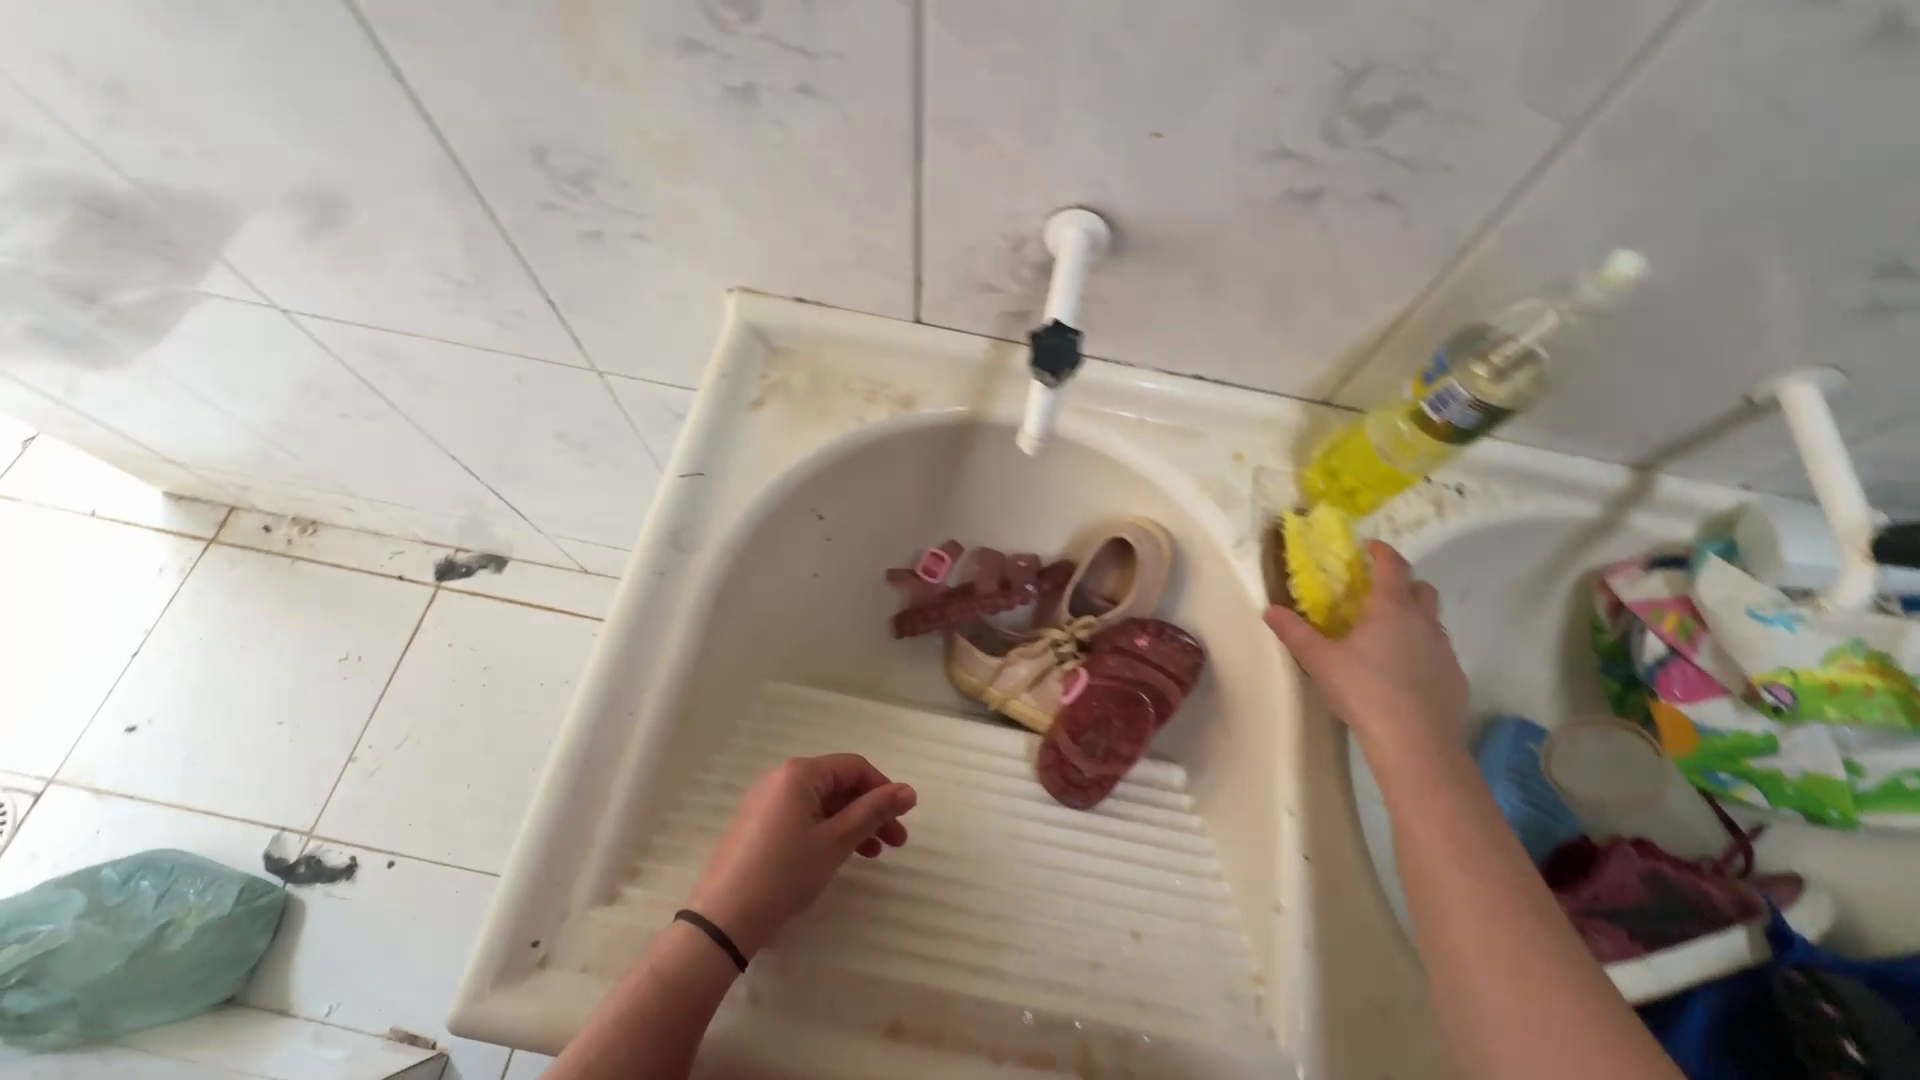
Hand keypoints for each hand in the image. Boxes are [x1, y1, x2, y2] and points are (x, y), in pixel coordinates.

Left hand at [683, 754, 916, 956]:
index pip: (854, 767)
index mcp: (799, 773)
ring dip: (852, 823)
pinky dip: (827, 831)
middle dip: (870, 810)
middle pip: (838, 784)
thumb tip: (908, 791)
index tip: (904, 818)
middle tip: (896, 843)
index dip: (884, 789)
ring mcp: (765, 802)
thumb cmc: (785, 874)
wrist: (723, 919)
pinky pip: (802, 817)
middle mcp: (780, 779)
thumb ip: (873, 812)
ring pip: (821, 804)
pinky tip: (840, 855)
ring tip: (874, 854)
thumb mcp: (836, 841)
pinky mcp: (757, 826)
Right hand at [1265, 539, 1468, 766]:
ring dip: (1414, 619)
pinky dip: (1423, 652)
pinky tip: (1404, 674)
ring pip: (1433, 621)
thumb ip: (1294, 632)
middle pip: (1422, 589)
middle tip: (1378, 596)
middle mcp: (1423, 622)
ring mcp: (1444, 650)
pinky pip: (1439, 653)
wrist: (1415, 741)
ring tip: (1388, 638)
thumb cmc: (1364, 691)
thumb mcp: (1319, 661)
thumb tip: (1269, 609)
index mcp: (1391, 609)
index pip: (1393, 566)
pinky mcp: (1455, 677)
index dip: (1382, 552)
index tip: (1370, 547)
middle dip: (1403, 585)